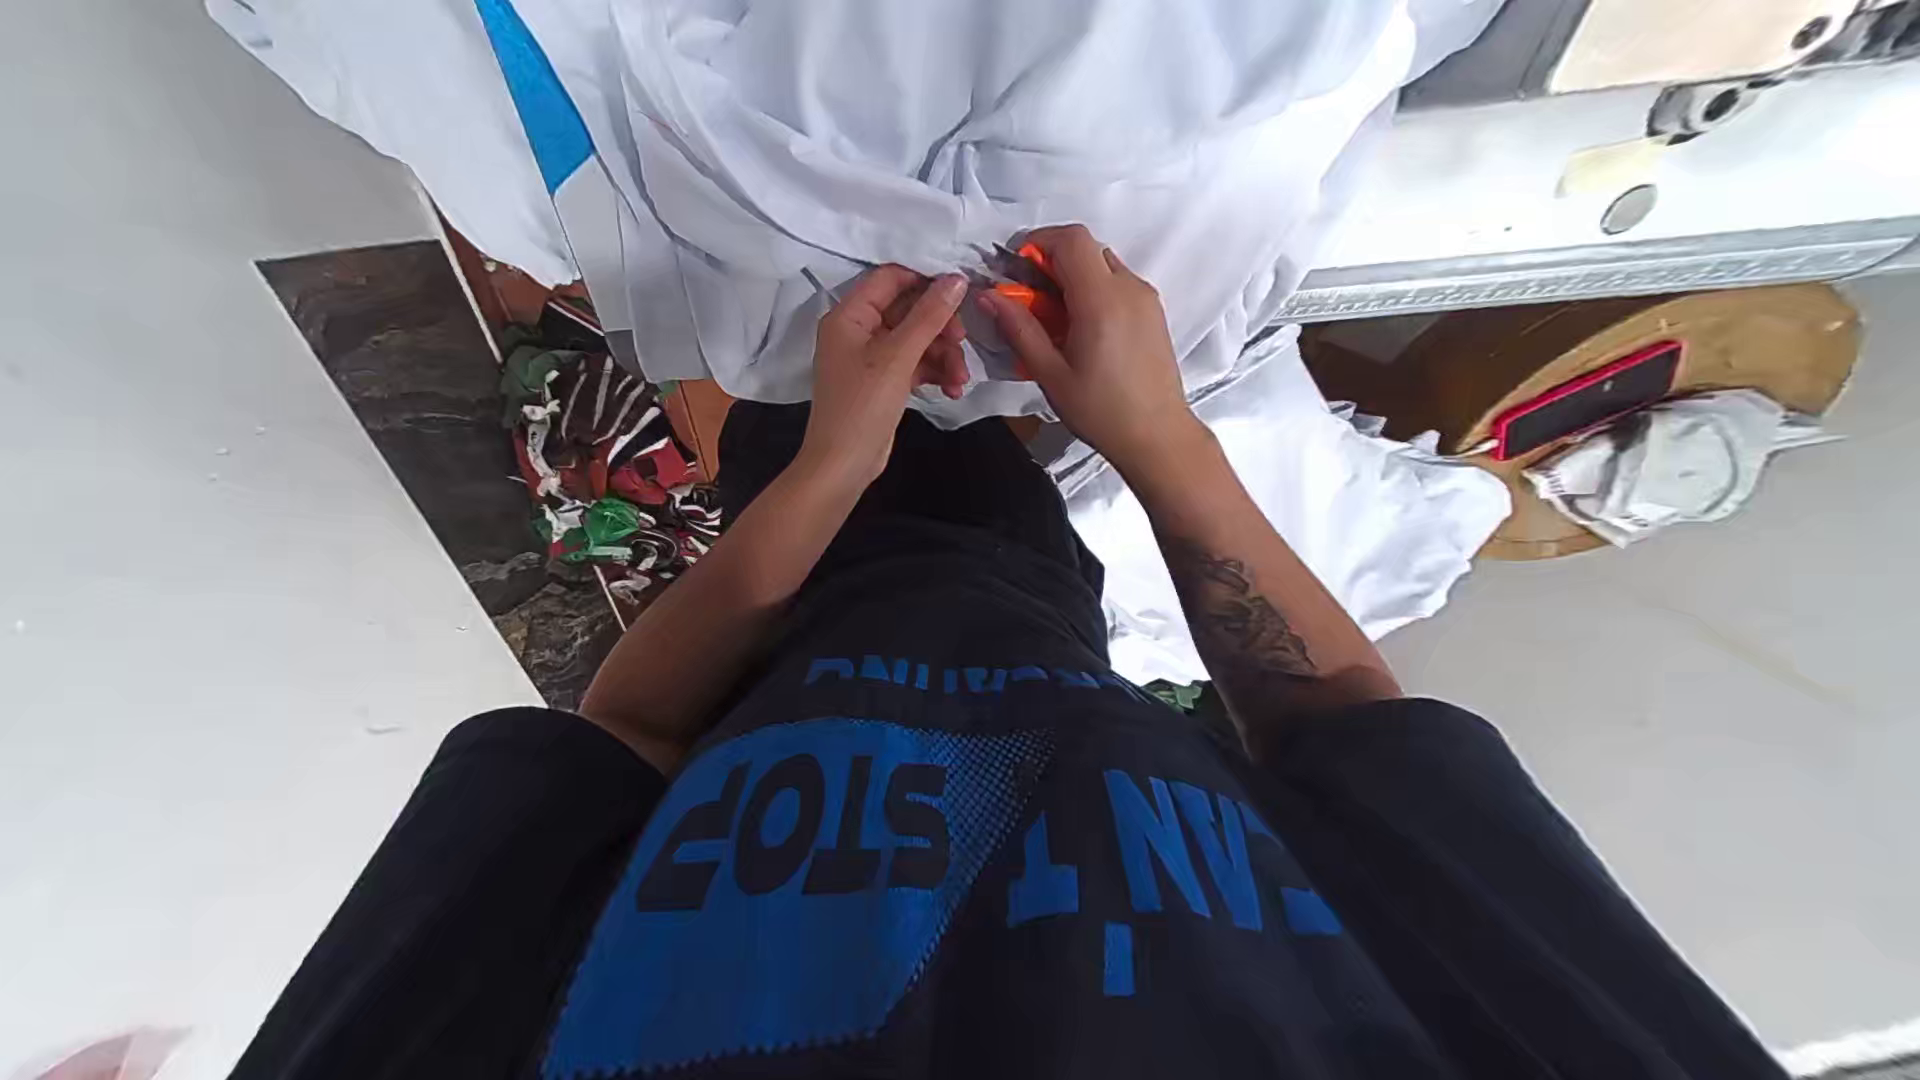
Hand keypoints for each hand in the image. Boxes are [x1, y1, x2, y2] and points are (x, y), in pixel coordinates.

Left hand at [800, 265, 968, 487]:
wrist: (843, 466)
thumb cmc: (862, 407)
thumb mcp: (897, 357)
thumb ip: (928, 316)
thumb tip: (957, 279)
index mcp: (849, 315)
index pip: (891, 279)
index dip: (926, 280)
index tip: (962, 290)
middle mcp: (858, 331)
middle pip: (908, 311)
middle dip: (940, 327)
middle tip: (964, 341)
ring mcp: (871, 359)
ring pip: (917, 341)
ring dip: (943, 355)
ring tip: (960, 379)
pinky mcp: (885, 383)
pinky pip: (915, 365)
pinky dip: (934, 373)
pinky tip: (953, 389)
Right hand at [978, 224, 1206, 481]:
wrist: (1157, 435)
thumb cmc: (1100, 411)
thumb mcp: (1051, 374)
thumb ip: (1019, 329)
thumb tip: (988, 295)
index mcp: (1101, 300)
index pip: (1071, 239)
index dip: (1039, 241)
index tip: (1017, 269)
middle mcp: (1129, 288)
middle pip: (1087, 248)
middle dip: (1052, 262)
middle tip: (1030, 301)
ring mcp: (1146, 298)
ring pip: (1103, 265)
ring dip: (1073, 279)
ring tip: (1055, 321)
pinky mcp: (1153, 312)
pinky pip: (1118, 284)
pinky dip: (1093, 292)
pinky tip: (1081, 331)